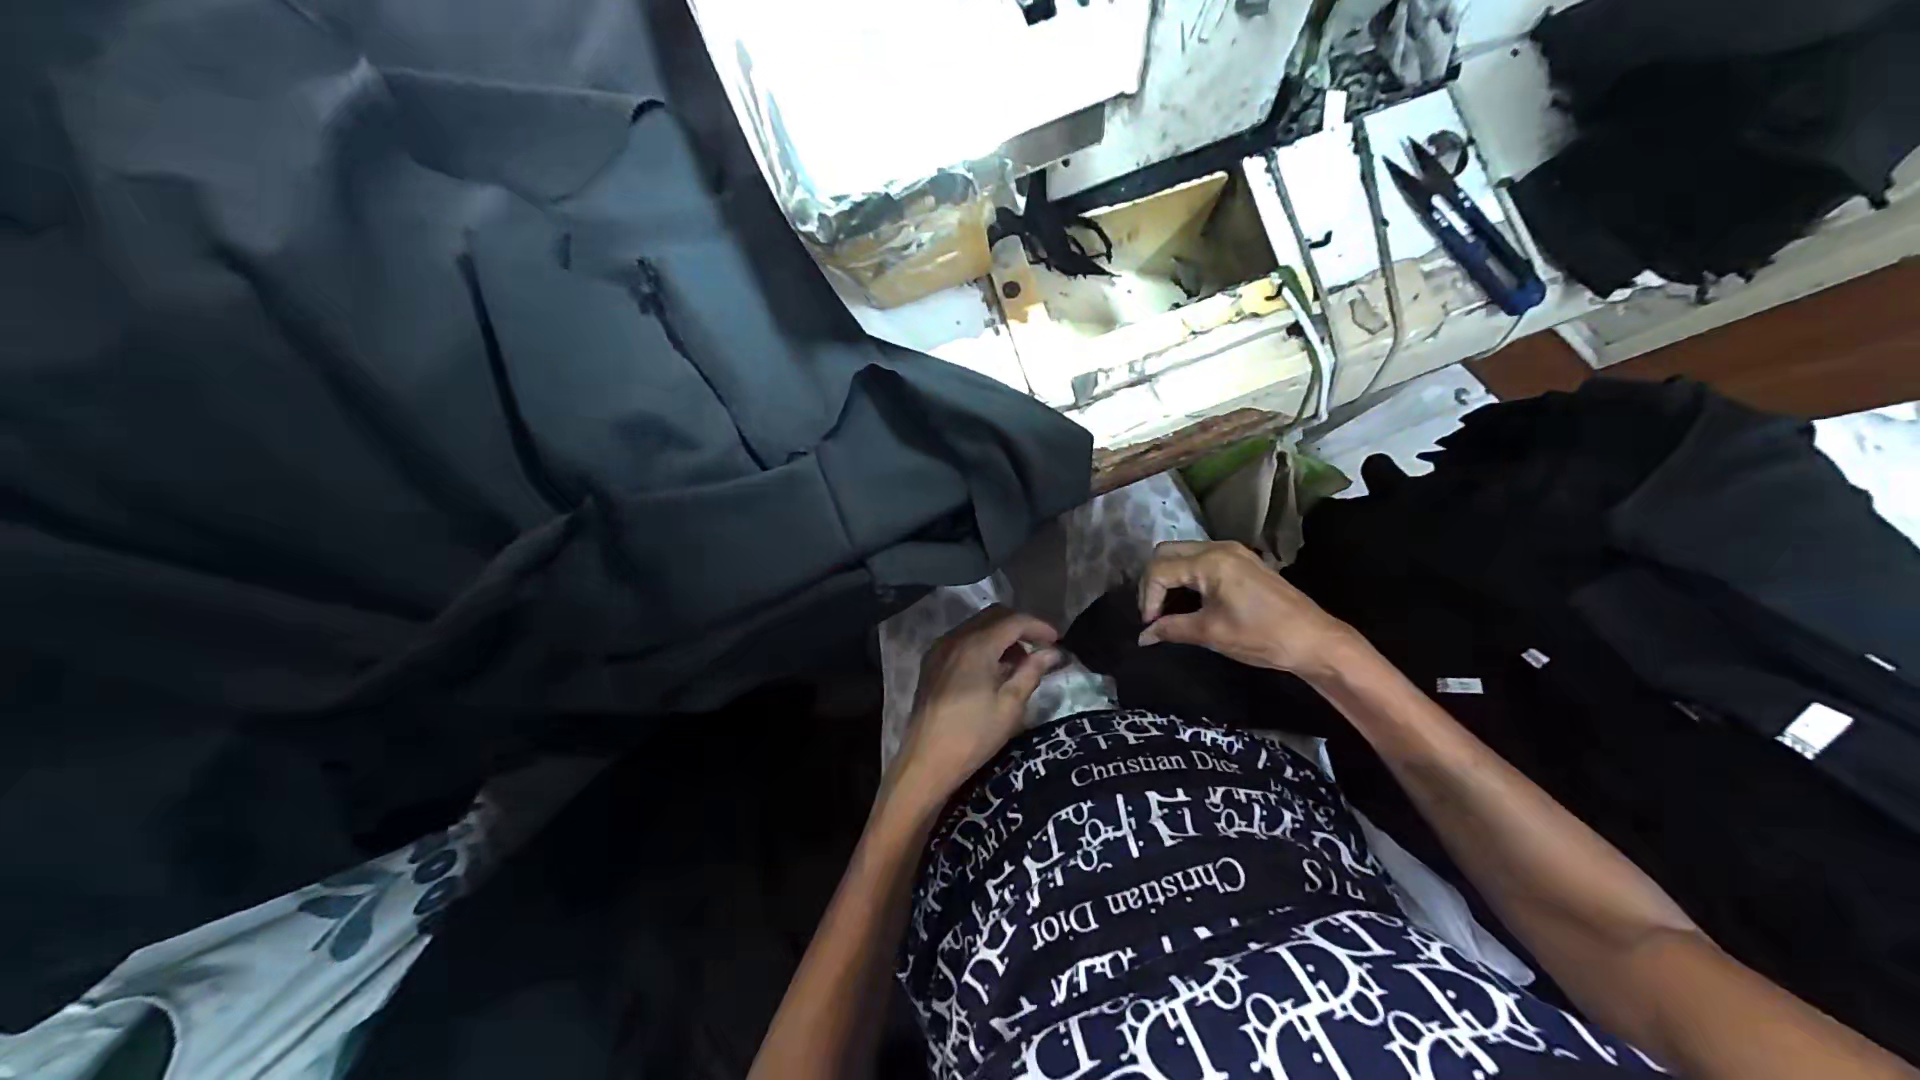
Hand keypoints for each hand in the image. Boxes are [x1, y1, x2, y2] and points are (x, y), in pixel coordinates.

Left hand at [893, 605, 1060, 805]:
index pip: (1014, 620)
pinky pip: (963, 640)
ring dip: (1002, 635)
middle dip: (1021, 627)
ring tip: (1020, 662)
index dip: (1039, 627)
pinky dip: (983, 644)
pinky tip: (994, 669)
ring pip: (977, 626)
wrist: (926, 761)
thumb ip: (1032, 671)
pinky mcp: (931, 662)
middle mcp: (955, 638)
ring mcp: (940, 649)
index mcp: (976, 645)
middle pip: (994, 616)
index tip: (1057, 642)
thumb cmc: (973, 735)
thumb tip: (1052, 652)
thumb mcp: (1010, 705)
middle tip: (1041, 648)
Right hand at [1137, 540, 1360, 678]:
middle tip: (1154, 613)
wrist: (1315, 640)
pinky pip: (1200, 559)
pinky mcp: (1242, 561)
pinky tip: (1189, 601)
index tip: (1151, 624)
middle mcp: (1219, 548)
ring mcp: (1233, 552)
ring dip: (1168, 578)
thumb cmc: (1262, 636)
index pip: (1159, 570)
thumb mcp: (1211, 633)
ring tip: (1168, 609)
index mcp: (1211, 562)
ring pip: (1182, 553)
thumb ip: (1172, 629)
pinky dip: (1186, 576)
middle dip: (1153, 582)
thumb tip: (1143, 636)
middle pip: (1165, 553)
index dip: (1148, 598)